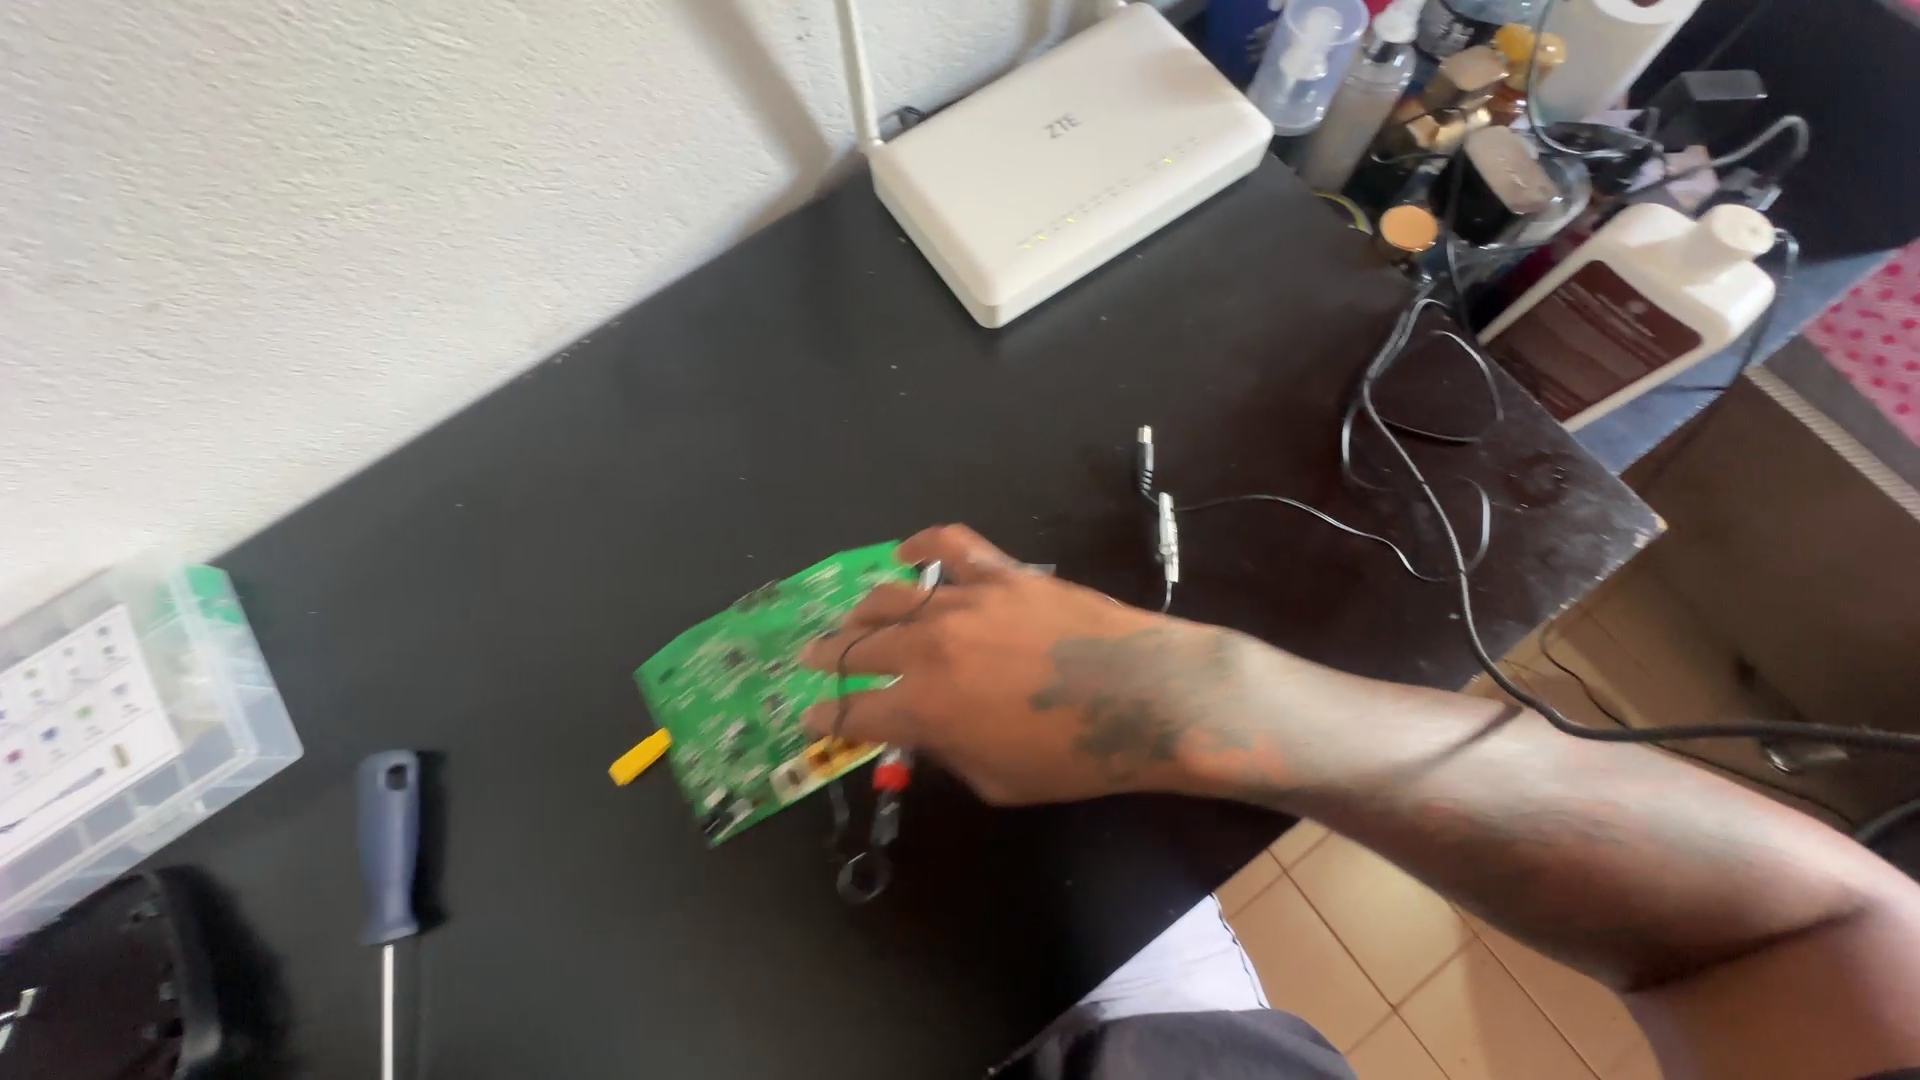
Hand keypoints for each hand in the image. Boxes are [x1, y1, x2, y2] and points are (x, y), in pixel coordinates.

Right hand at [799, 525, 1269, 804]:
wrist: (1146, 698)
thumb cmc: (1074, 756)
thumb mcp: (999, 781)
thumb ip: (949, 753)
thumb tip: (927, 730)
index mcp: (924, 708)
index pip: (853, 712)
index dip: (826, 718)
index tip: (812, 719)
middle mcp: (930, 648)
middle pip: (860, 648)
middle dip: (828, 658)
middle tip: (814, 660)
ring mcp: (964, 603)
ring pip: (891, 598)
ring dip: (861, 611)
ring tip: (852, 619)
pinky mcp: (1002, 575)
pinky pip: (950, 545)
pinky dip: (922, 545)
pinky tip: (907, 553)